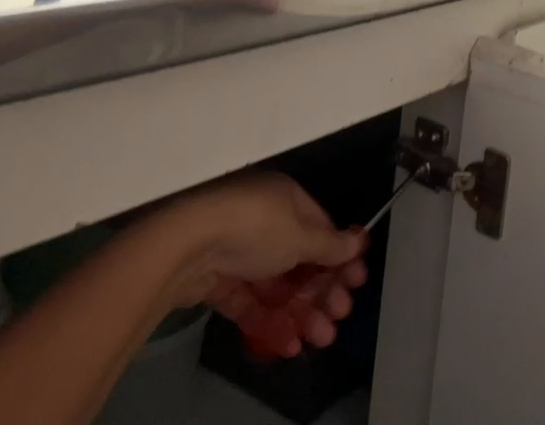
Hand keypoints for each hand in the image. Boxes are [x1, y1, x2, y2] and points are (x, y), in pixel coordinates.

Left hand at [141, 172, 367, 356]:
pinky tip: (289, 344)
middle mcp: (263, 221)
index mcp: (286, 200)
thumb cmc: (255, 228)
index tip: (357, 282)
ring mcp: (238, 252)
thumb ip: (330, 245)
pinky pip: (250, 300)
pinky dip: (270, 321)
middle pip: (301, 260)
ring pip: (277, 285)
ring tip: (319, 338)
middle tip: (339, 314)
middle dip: (323, 290)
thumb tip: (358, 241)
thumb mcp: (301, 235)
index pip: (321, 228)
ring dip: (302, 312)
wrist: (186, 245)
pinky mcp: (217, 280)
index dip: (341, 257)